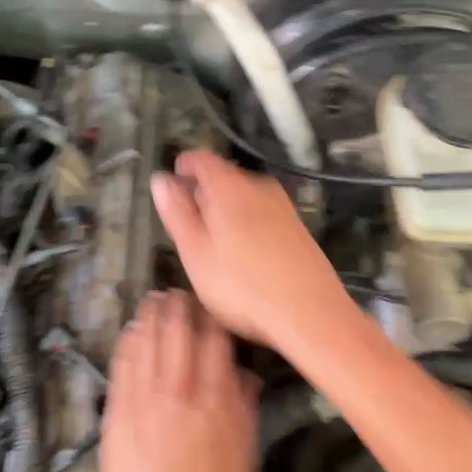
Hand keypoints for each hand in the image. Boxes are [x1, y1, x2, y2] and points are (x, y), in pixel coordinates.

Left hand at [99, 290, 258, 471]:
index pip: (214, 340)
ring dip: (151, 315)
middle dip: (178, 305)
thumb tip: (245, 374)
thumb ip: (243, 406)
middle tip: (177, 291)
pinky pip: (122, 361)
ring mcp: (144, 395)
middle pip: (177, 330)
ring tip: (154, 299)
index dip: (211, 317)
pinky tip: (131, 328)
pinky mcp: (118, 407)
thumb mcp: (243, 453)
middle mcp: (179, 388)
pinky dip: (128, 340)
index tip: (210, 307)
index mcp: (214, 397)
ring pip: (146, 339)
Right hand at [151, 151, 346, 349]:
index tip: (173, 181)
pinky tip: (243, 255)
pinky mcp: (297, 227)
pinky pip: (262, 213)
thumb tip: (161, 181)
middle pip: (223, 176)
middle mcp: (258, 186)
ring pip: (243, 196)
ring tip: (213, 243)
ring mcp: (282, 205)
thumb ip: (176, 213)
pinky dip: (246, 223)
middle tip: (187, 220)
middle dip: (203, 192)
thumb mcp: (196, 252)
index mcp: (229, 186)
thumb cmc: (243, 284)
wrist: (310, 312)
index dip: (183, 166)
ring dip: (225, 210)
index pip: (200, 158)